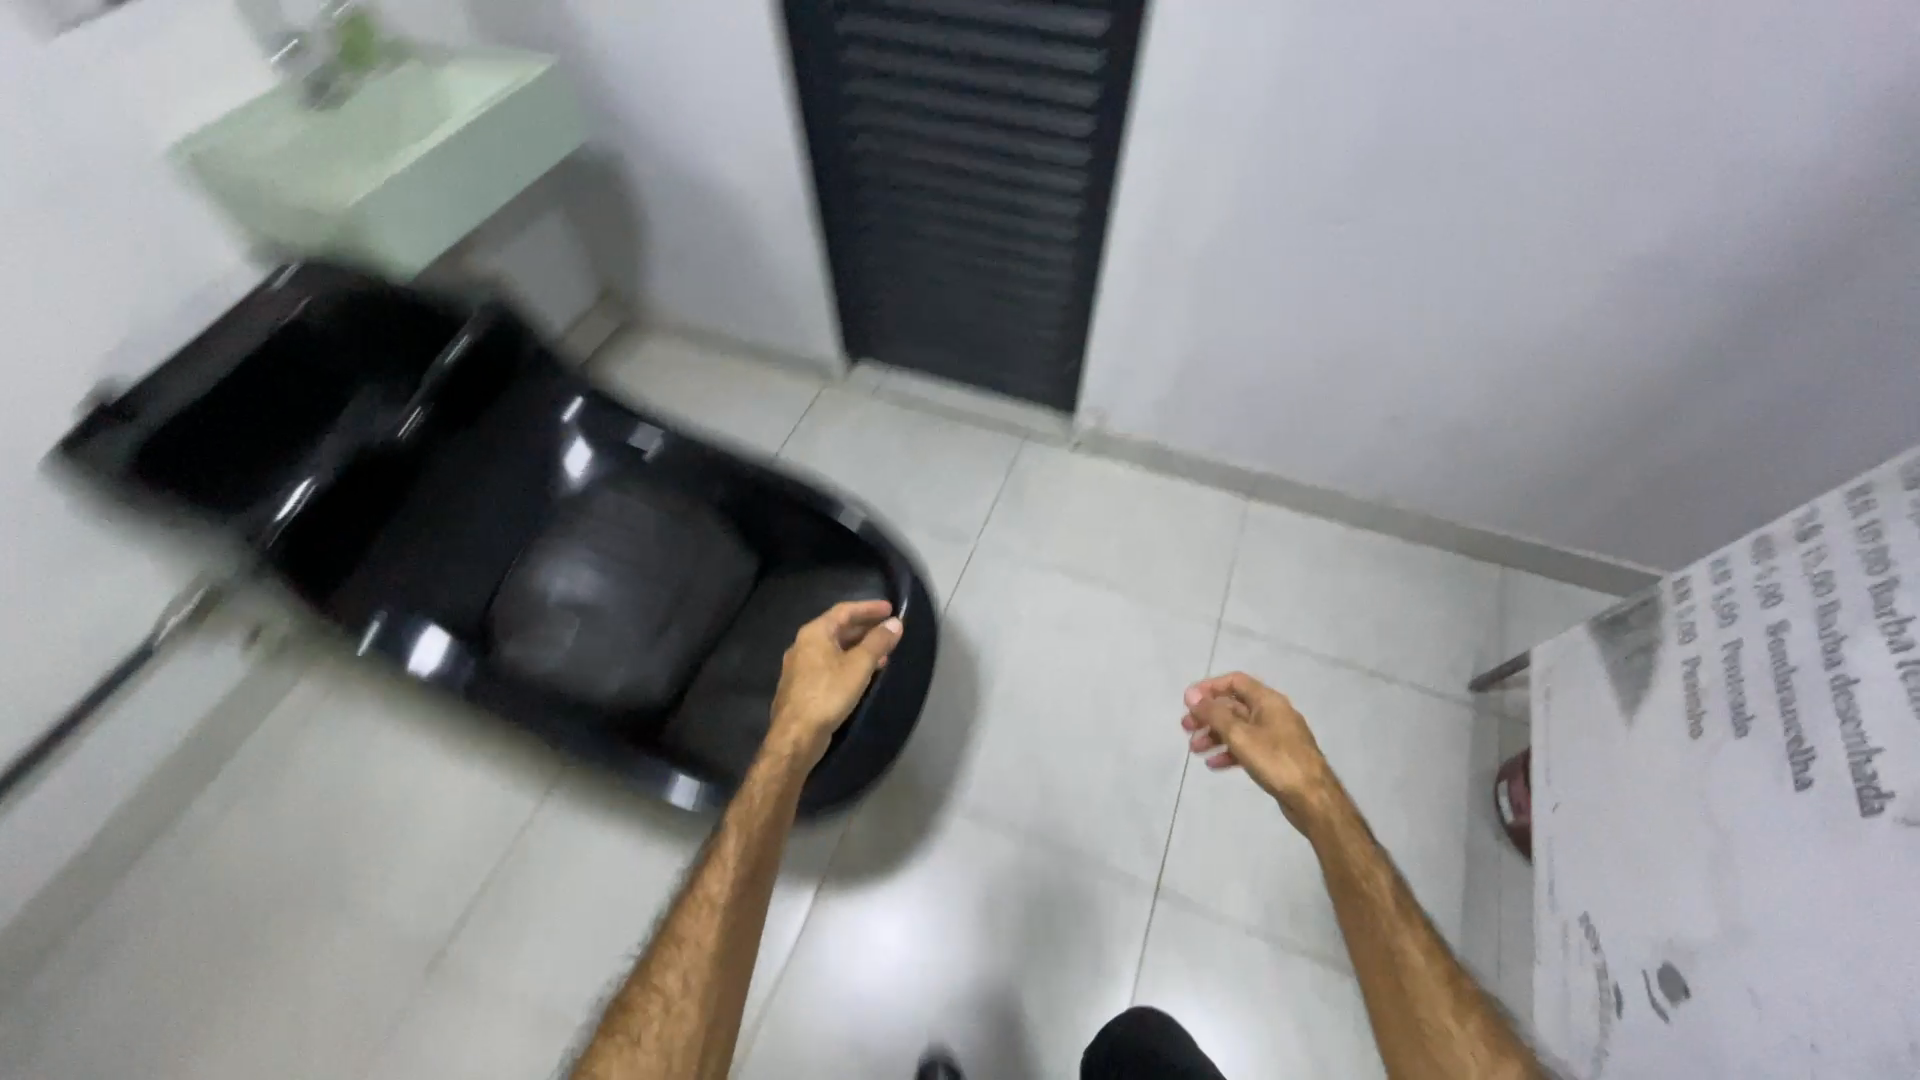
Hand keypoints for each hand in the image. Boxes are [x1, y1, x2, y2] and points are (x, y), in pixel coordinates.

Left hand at [765, 599, 903, 769]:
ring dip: (858, 648)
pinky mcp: (802, 687)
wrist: (796, 734)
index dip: (868, 608)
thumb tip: (895, 623)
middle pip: (838, 629)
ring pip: (834, 649)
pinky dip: (848, 663)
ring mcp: (800, 667)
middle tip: (888, 630)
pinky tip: (862, 675)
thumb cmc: (828, 693)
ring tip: (883, 654)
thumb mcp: (859, 666)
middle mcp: (803, 645)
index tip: (890, 609)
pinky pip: (829, 666)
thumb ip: (878, 642)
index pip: (844, 611)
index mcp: (814, 633)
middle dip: (865, 629)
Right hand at [1182, 672, 1335, 828]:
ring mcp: (1276, 736)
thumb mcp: (1239, 735)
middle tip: (1186, 727)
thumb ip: (1213, 713)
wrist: (1313, 799)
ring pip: (1239, 728)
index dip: (1209, 687)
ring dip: (1215, 735)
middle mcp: (1273, 713)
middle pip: (1234, 706)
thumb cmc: (1276, 760)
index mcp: (1268, 701)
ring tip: (1195, 749)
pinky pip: (1248, 747)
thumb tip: (1192, 695)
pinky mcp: (1277, 757)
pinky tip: (1214, 764)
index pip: (1234, 682)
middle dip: (1208, 716)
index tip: (1188, 701)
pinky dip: (1230, 752)